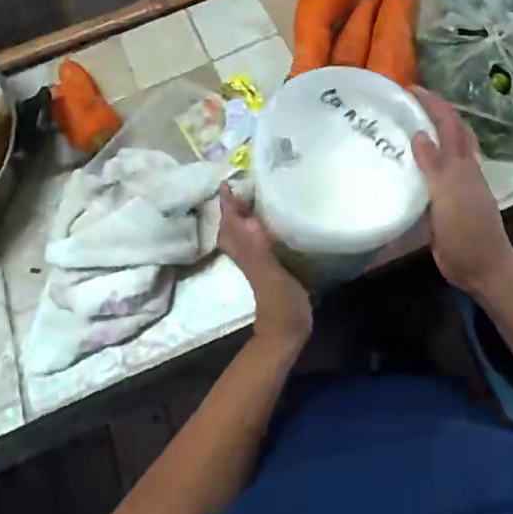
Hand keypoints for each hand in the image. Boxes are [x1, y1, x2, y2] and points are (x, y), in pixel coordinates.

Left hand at [216, 185, 312, 346]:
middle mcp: (245, 252)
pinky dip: (255, 228)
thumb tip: (247, 220)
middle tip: (239, 184)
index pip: (230, 220)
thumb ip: (257, 249)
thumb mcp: (269, 274)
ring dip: (241, 215)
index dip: (228, 202)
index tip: (227, 182)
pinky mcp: (267, 268)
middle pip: (231, 224)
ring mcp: (255, 261)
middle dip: (231, 205)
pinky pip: (254, 240)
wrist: (285, 332)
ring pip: (240, 232)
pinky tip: (268, 224)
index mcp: (245, 249)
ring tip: (251, 197)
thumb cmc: (280, 304)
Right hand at [411, 87, 512, 294]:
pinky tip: (400, 166)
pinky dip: (416, 163)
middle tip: (403, 103)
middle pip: (449, 135)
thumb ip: (435, 165)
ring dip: (424, 136)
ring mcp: (452, 188)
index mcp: (463, 166)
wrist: (481, 268)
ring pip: (439, 154)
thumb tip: (420, 133)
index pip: (450, 126)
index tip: (411, 89)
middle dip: (431, 114)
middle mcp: (460, 172)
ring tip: (398, 127)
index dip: (434, 105)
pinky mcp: (441, 205)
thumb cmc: (467, 231)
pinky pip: (428, 175)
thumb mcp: (449, 195)